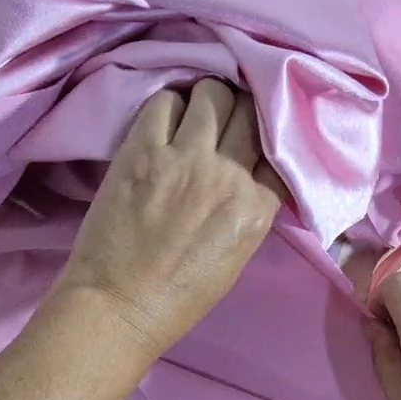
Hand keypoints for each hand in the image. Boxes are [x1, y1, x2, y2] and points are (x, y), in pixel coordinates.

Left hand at [53, 79, 287, 359]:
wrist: (121, 306)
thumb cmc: (182, 296)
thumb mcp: (238, 255)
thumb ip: (250, 209)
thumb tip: (249, 173)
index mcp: (257, 208)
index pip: (279, 149)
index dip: (268, 137)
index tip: (256, 139)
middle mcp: (229, 176)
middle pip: (250, 111)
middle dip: (241, 110)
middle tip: (225, 121)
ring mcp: (185, 158)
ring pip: (212, 93)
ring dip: (206, 99)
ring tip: (194, 116)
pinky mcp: (142, 150)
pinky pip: (165, 100)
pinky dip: (169, 104)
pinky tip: (163, 123)